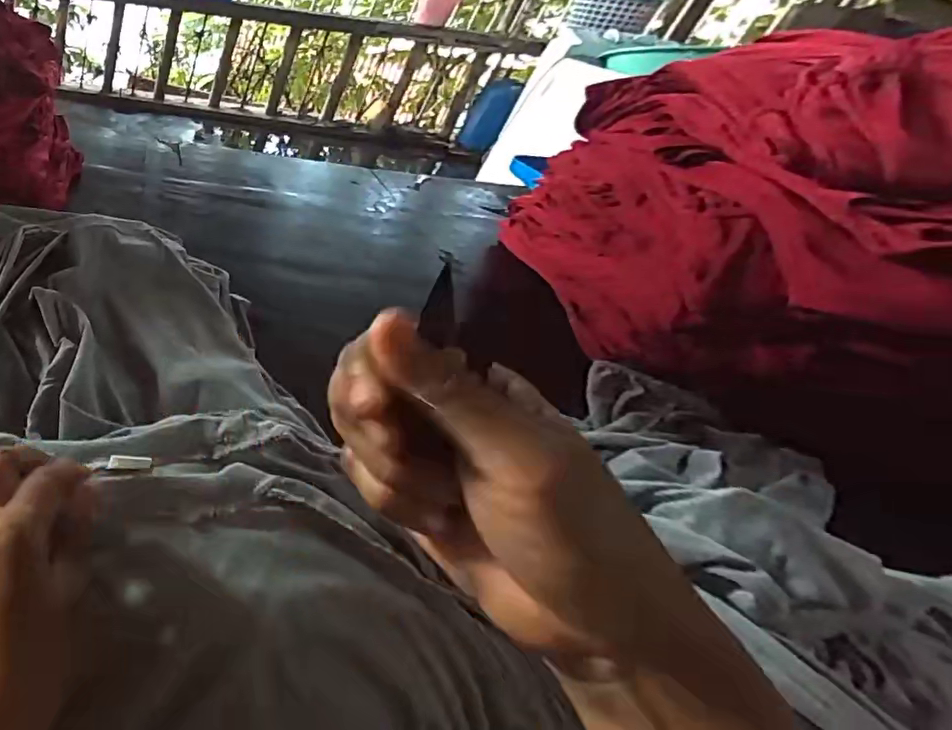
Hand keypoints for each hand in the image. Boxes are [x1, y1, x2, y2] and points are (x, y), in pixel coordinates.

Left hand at [0, 446, 97, 729]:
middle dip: (34, 460)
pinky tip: (5, 527)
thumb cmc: (26, 670)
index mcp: (13, 532)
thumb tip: (85, 498)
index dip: (73, 473)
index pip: (47, 478)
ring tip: (32, 501)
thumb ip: (74, 542)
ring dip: (6, 476)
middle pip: (2, 461)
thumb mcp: (64, 604)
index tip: (91, 482)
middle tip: (60, 483)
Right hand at [330, 310, 792, 728]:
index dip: (367, 372)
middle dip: (373, 429)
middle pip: (357, 385)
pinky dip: (390, 501)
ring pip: (355, 433)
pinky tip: (435, 524)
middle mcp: (433, 403)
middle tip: (403, 460)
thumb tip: (383, 318)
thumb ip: (442, 389)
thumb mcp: (512, 453)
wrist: (596, 633)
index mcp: (468, 376)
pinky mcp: (404, 490)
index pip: (386, 346)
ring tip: (440, 503)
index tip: (372, 407)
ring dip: (389, 473)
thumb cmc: (572, 527)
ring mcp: (416, 447)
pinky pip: (361, 475)